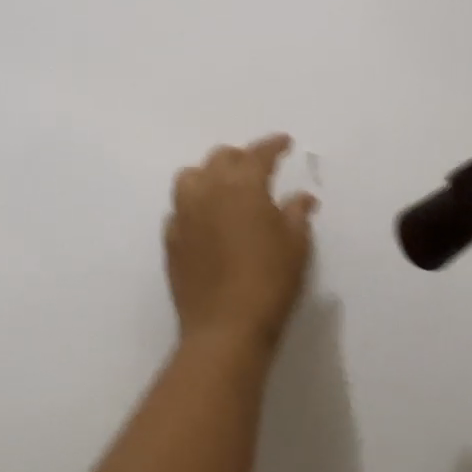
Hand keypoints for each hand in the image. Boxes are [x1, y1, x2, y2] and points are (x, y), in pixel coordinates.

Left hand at [164, 135, 318, 351]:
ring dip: (209, 175)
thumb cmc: (269, 282)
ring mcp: (184, 214)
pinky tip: (206, 221)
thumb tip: (301, 197)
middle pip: (220, 158)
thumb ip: (296, 214)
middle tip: (258, 170)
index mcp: (243, 186)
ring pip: (191, 177)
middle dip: (240, 159)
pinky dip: (194, 206)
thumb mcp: (296, 246)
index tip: (285, 143)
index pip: (258, 154)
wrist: (224, 328)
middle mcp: (208, 191)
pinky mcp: (171, 239)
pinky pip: (179, 208)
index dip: (273, 145)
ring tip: (225, 189)